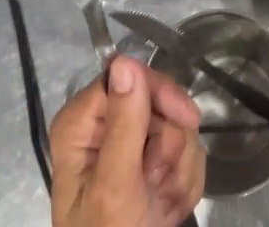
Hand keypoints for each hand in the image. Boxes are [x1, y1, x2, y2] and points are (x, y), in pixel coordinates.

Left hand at [49, 56, 206, 226]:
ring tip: (160, 204)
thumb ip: (123, 124)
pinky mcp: (152, 168)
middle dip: (169, 146)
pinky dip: (183, 185)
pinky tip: (168, 208)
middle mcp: (103, 129)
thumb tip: (126, 61)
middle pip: (157, 103)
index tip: (185, 118)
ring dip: (177, 172)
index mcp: (81, 124)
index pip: (126, 76)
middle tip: (156, 183)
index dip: (159, 94)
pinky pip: (187, 155)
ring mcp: (130, 149)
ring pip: (177, 130)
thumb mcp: (115, 186)